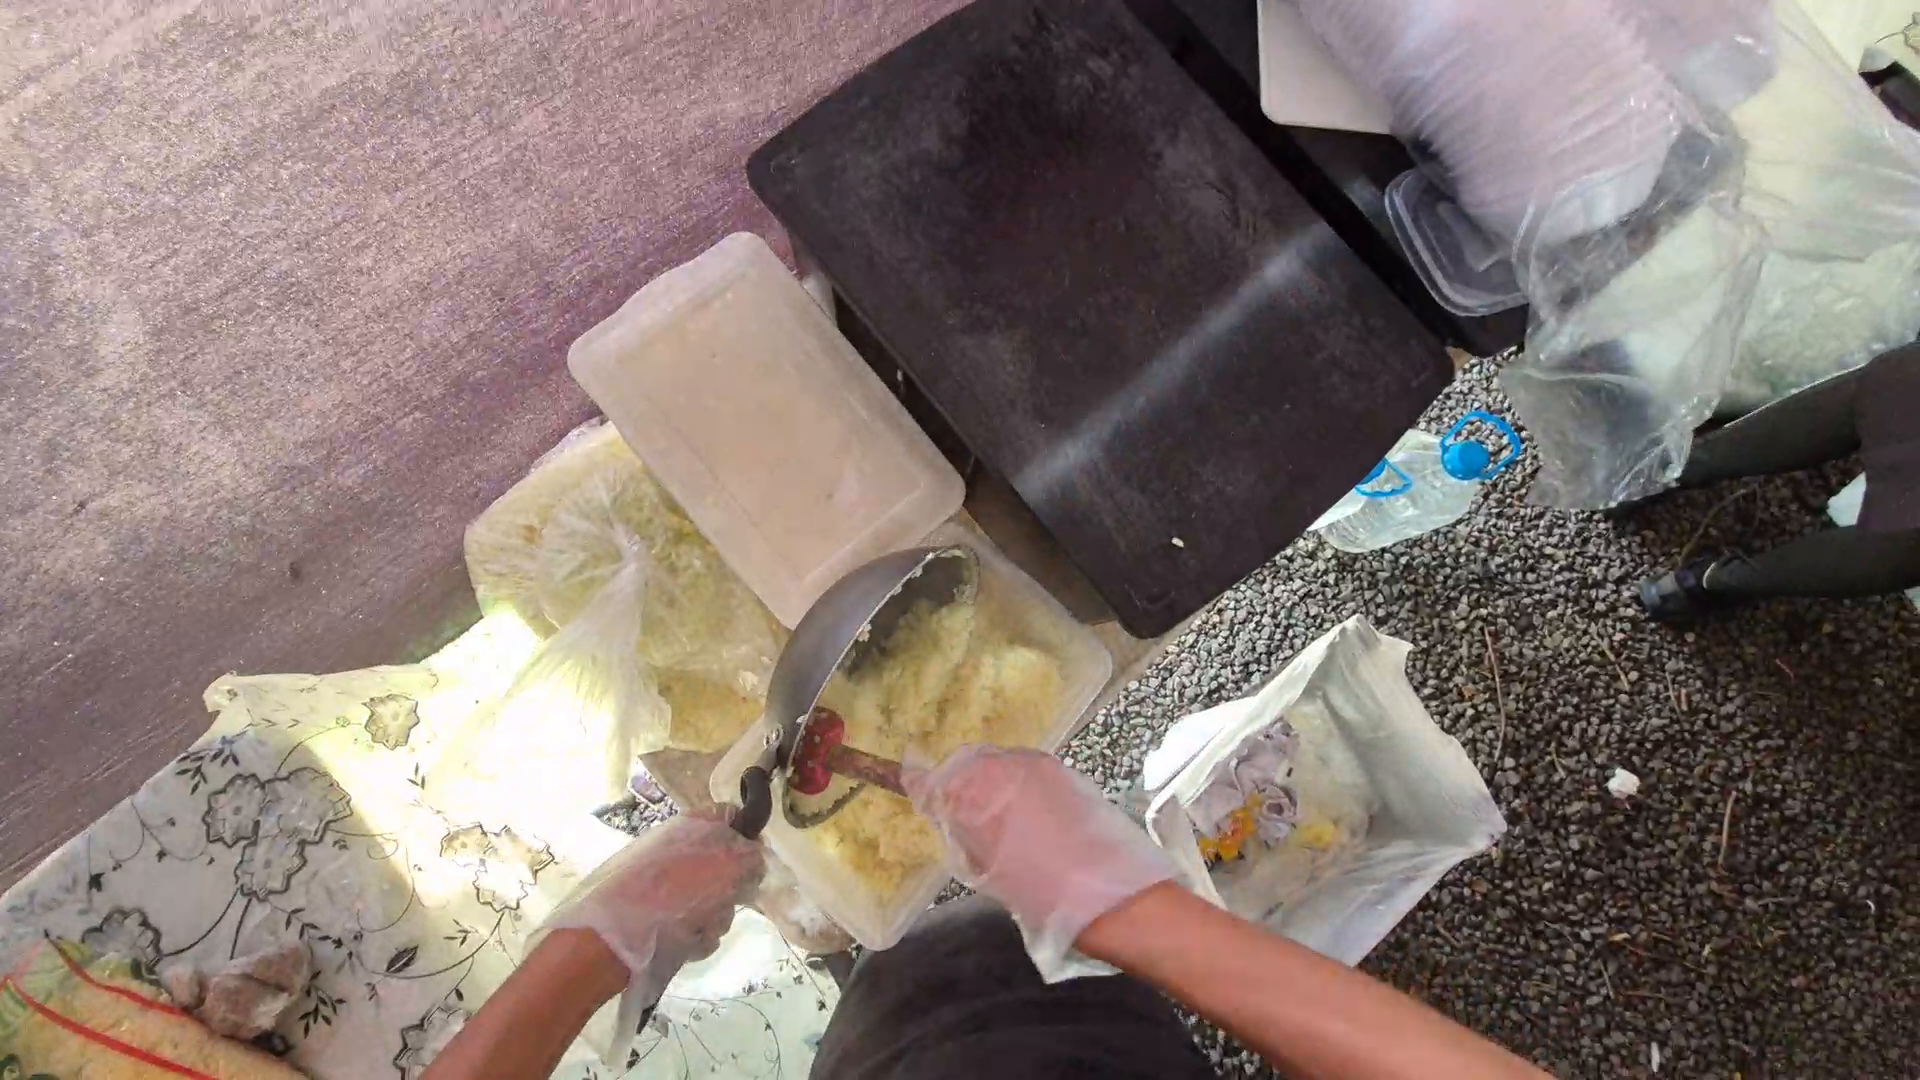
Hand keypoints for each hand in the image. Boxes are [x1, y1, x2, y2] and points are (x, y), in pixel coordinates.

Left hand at [536, 815, 764, 1004]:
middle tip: (724, 904)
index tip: (753, 866)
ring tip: (699, 931)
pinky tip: (685, 946)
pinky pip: (688, 921)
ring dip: (714, 917)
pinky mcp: (651, 915)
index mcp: (692, 825)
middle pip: (725, 864)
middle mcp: (677, 848)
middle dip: (732, 890)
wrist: (605, 943)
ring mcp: (662, 883)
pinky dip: (693, 935)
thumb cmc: (671, 897)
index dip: (749, 840)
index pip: (734, 818)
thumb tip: (756, 858)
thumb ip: (750, 857)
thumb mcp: (724, 868)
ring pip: (710, 897)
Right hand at [906, 746, 1175, 975]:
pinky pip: (1027, 770)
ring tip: (1000, 821)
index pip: (933, 778)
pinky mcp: (1065, 770)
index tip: (909, 783)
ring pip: (999, 765)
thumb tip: (947, 811)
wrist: (1115, 897)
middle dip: (959, 784)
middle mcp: (1004, 765)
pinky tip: (1030, 818)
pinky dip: (1019, 786)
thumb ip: (960, 832)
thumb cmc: (1042, 895)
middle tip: (961, 817)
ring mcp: (1037, 764)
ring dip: (991, 783)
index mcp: (975, 791)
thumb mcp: (985, 871)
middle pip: (967, 764)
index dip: (919, 782)